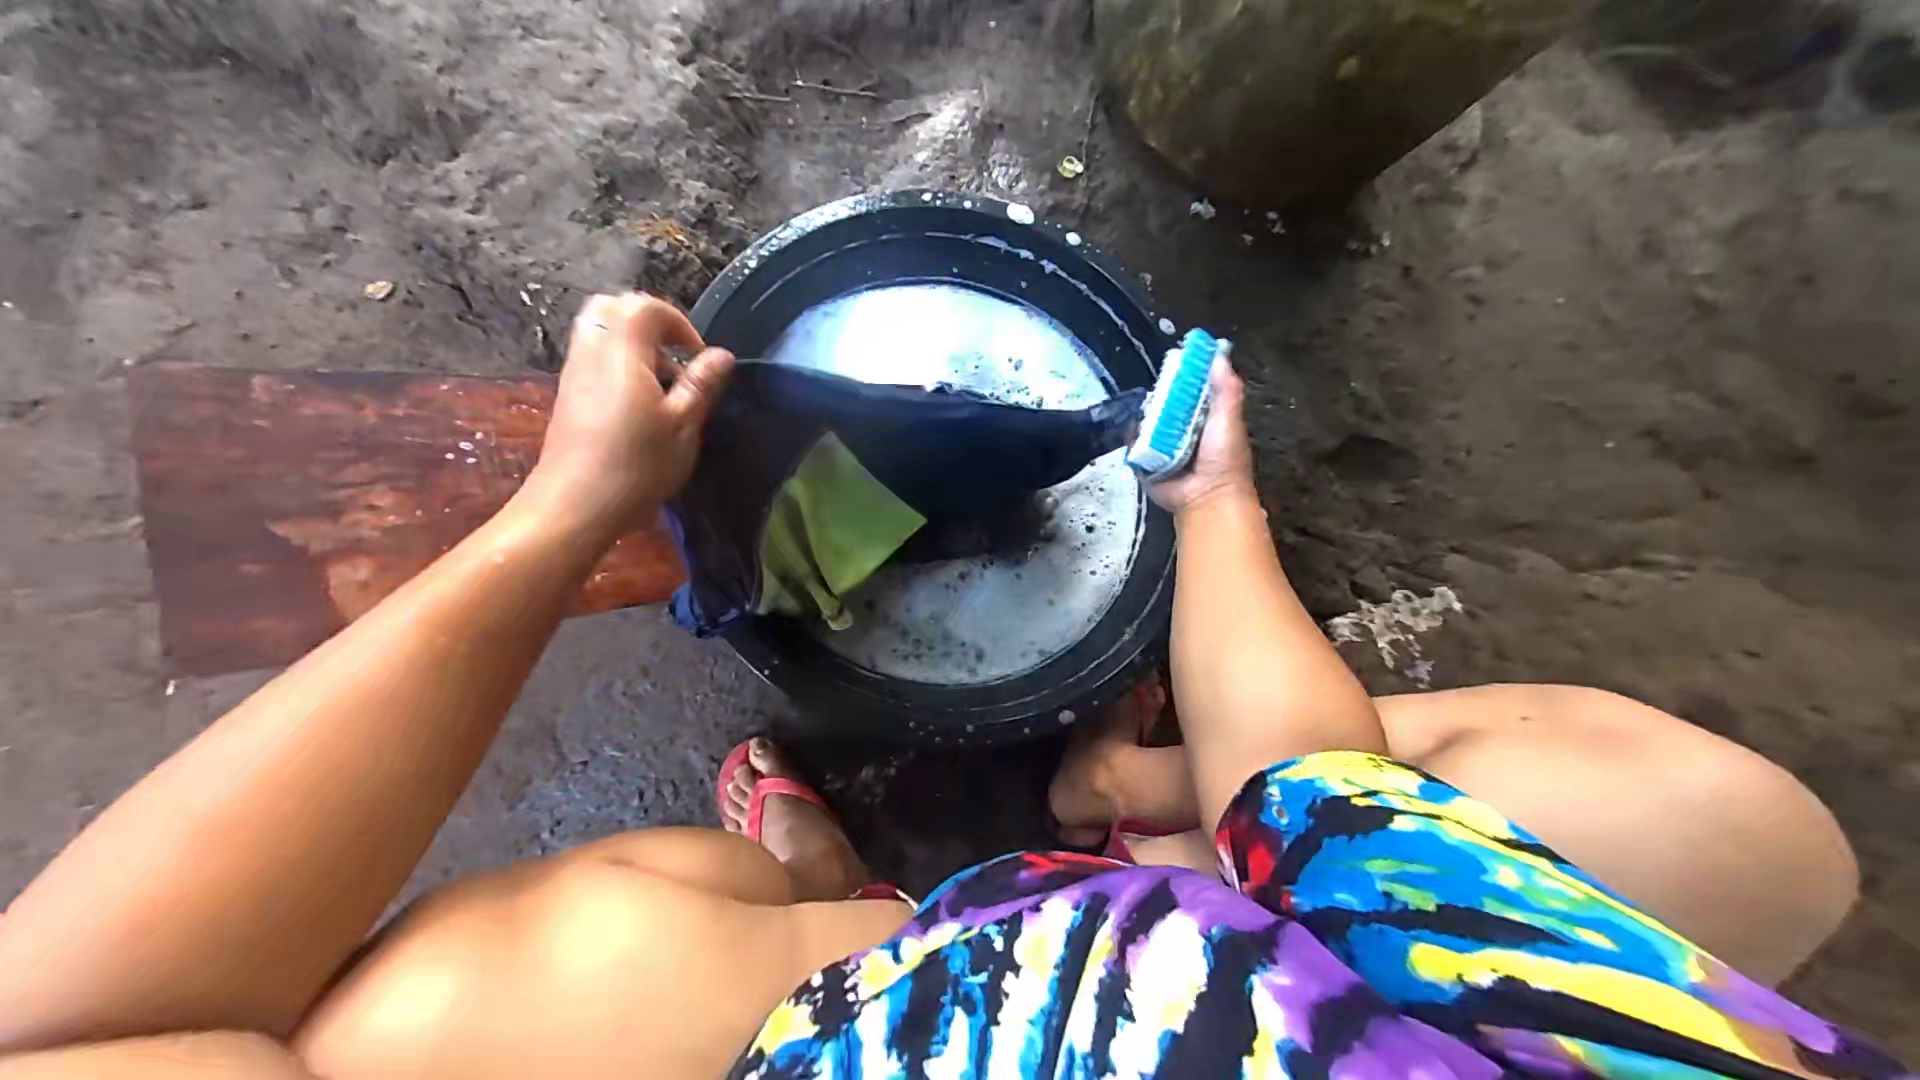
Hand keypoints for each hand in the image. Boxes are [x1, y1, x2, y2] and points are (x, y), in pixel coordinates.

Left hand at [520, 293, 734, 538]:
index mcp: (621, 353)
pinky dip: (621, 365)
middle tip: (678, 359)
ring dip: (637, 347)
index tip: (699, 358)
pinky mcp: (570, 395)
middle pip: (614, 309)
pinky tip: (641, 405)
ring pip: (602, 333)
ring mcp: (575, 373)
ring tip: (663, 387)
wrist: (577, 505)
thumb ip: (701, 384)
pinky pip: (595, 358)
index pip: (643, 306)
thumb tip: (721, 355)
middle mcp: (591, 352)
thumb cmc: (637, 466)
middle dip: (651, 324)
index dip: (677, 322)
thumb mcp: (683, 426)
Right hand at [1148, 356, 1257, 516]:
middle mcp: (1181, 431)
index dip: (1181, 378)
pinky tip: (1134, 435)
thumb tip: (1219, 355)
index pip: (1188, 391)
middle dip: (1157, 399)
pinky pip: (1133, 447)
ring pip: (1144, 425)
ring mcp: (1161, 447)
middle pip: (1162, 406)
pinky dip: (1131, 441)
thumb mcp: (1229, 418)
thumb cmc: (1224, 459)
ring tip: (1146, 417)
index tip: (1174, 365)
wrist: (1206, 497)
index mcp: (1204, 418)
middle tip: (1156, 396)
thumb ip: (1226, 390)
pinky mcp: (1146, 462)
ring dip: (1143, 420)